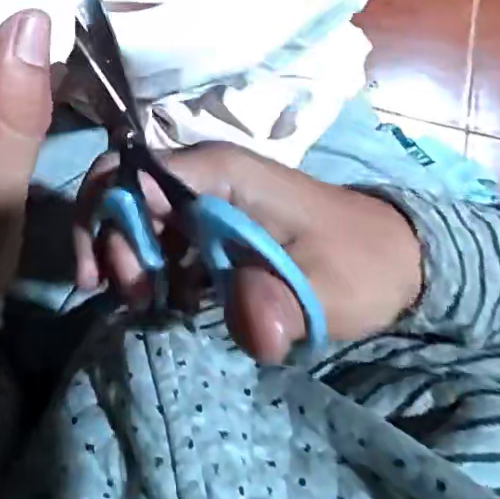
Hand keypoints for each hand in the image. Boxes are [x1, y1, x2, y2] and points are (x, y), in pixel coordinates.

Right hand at [73, 143, 423, 363]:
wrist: (390, 256)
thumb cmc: (358, 260)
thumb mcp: (326, 288)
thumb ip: (283, 302)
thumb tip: (250, 327)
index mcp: (219, 172)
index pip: (131, 171)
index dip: (109, 218)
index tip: (118, 280)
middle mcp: (202, 175)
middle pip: (122, 191)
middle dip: (112, 245)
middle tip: (135, 301)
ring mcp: (204, 198)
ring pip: (134, 214)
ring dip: (125, 259)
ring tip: (145, 308)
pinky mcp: (210, 224)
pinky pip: (159, 236)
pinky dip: (149, 269)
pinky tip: (167, 305)